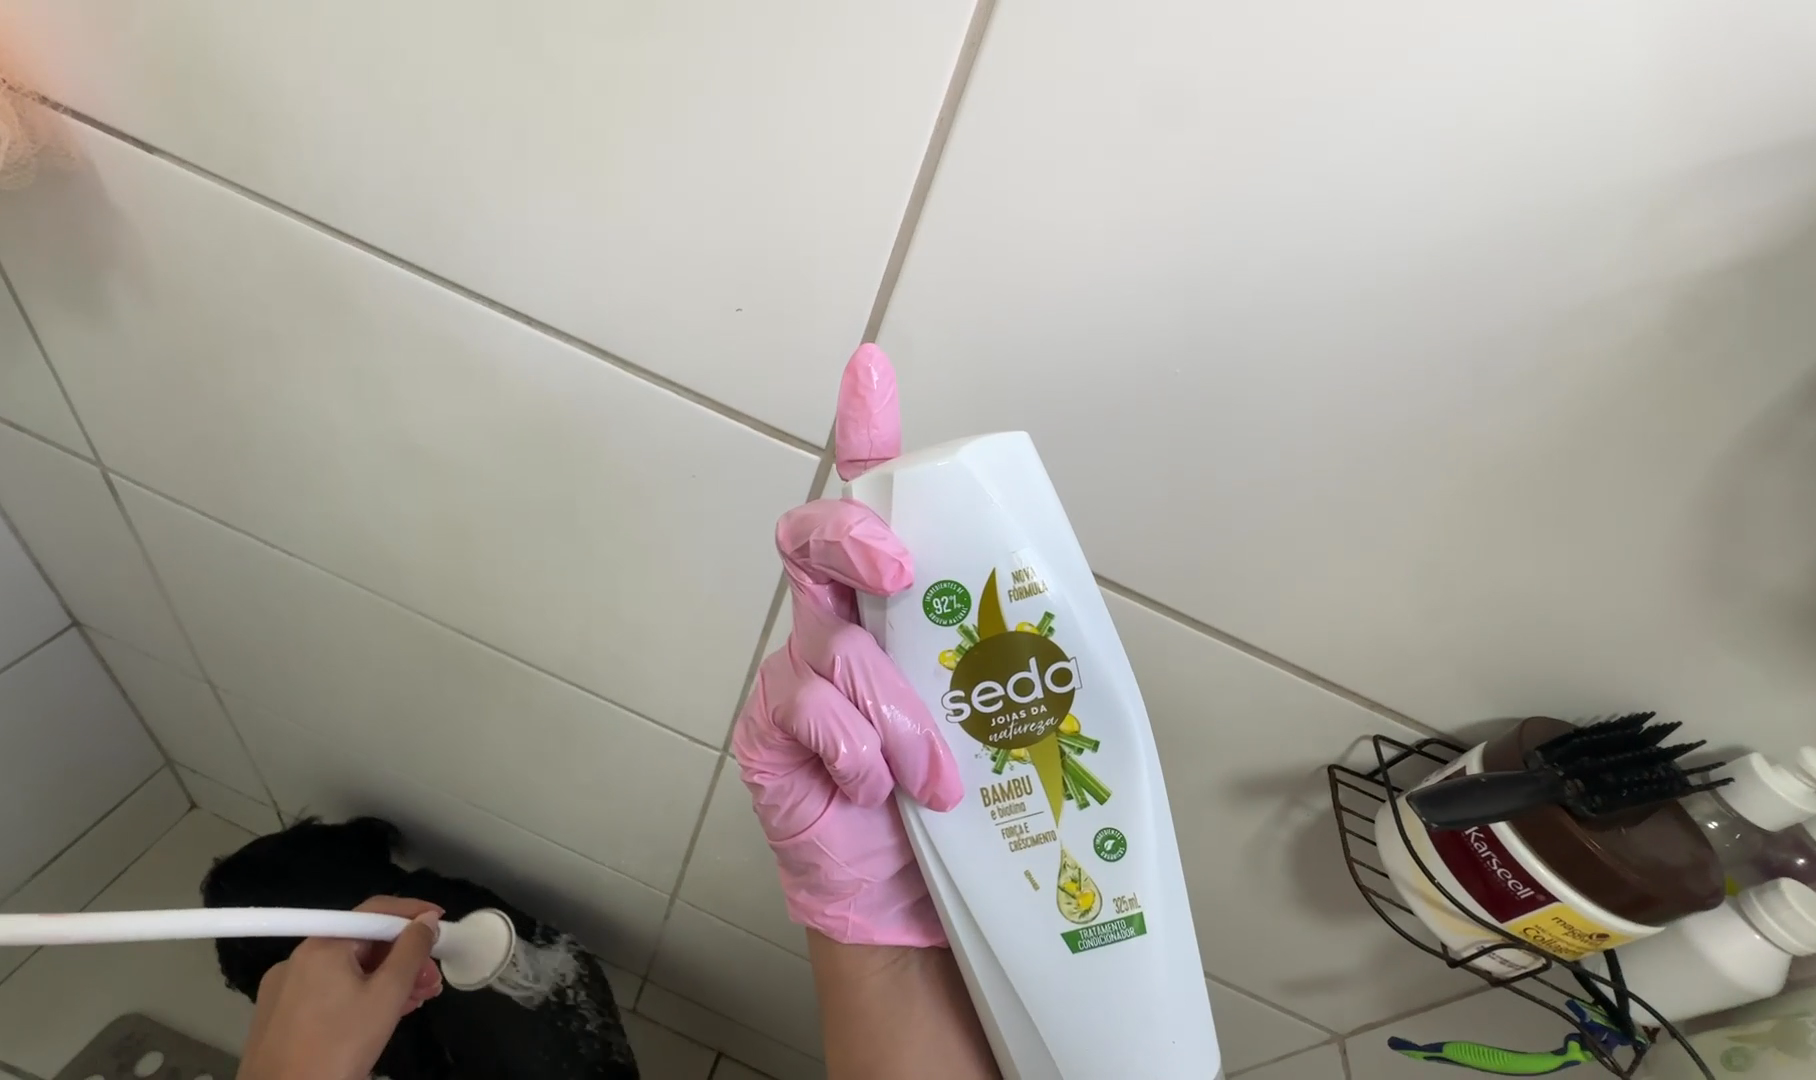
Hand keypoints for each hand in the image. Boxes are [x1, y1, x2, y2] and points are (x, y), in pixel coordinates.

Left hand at [236, 897, 444, 1079]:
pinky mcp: (278, 1018)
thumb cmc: (340, 1047)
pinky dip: (360, 994)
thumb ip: (412, 949)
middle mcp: (297, 960)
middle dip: (404, 955)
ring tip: (417, 999)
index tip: (442, 922)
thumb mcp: (389, 994)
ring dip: (387, 978)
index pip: (375, 911)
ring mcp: (284, 990)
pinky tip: (383, 1013)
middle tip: (432, 976)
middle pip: (363, 943)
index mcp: (321, 947)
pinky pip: (329, 990)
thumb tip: (426, 919)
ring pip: (348, 969)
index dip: (413, 913)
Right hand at [733, 344, 963, 947]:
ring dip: (889, 706)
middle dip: (852, 540)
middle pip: (817, 540)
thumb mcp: (997, 708)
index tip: (869, 367)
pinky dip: (855, 751)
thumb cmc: (962, 793)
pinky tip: (877, 791)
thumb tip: (1046, 607)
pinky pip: (805, 710)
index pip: (875, 500)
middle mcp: (838, 619)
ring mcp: (796, 670)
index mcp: (896, 603)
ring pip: (829, 641)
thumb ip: (1003, 649)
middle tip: (896, 570)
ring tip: (930, 774)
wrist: (910, 892)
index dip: (865, 428)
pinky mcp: (769, 726)